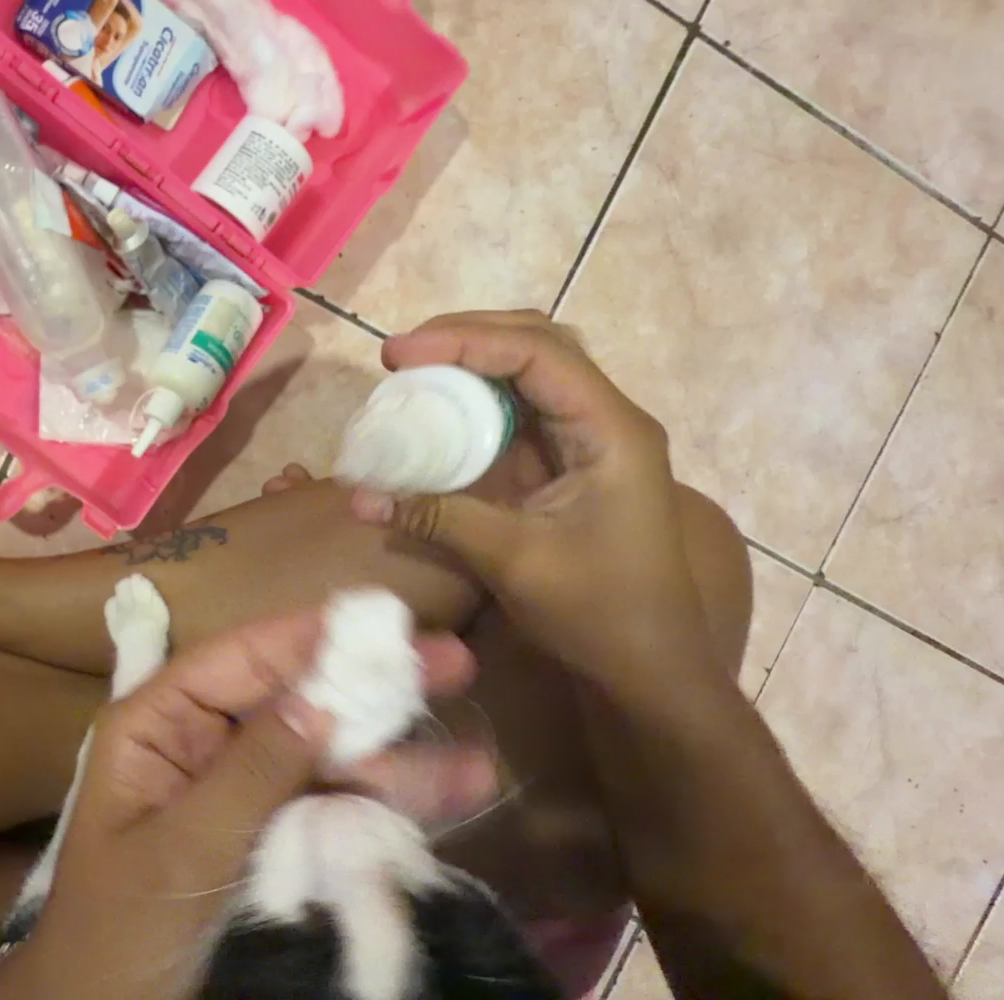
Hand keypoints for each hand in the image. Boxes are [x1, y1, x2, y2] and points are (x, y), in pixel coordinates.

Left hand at [0, 609, 492, 999]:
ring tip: (473, 764)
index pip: (237, 659)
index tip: (377, 616)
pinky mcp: (272, 836)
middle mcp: (203, 742)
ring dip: (396, 757)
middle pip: (292, 698)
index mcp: (158, 723)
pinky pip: (331, 806)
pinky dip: (386, 804)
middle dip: (368, 687)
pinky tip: (448, 800)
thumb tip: (319, 703)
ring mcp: (242, 790)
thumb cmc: (118, 929)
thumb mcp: (178, 849)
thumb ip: (248, 775)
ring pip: (323, 754)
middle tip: (452, 662)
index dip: (306, 633)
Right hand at [350, 311, 719, 697]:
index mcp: (611, 430)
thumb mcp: (513, 559)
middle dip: (466, 337)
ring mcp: (585, 439)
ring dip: (469, 362)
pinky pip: (516, 411)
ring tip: (411, 369)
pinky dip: (472, 401)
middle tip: (400, 354)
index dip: (465, 341)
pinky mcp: (564, 463)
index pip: (539, 353)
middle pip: (537, 344)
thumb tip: (356, 497)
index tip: (400, 355)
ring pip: (528, 371)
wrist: (647, 666)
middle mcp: (603, 419)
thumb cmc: (599, 613)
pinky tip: (434, 411)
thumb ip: (436, 517)